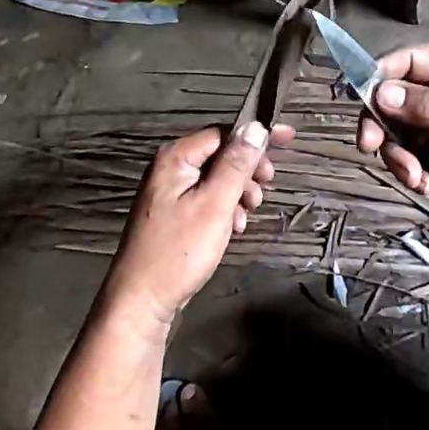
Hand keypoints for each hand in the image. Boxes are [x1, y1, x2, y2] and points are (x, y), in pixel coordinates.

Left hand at [103, 122, 293, 325]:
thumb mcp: (215, 204)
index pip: (223, 132)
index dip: (256, 135)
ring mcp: (169, 192)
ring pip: (217, 178)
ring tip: (249, 213)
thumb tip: (255, 127)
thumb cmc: (179, 251)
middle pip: (220, 153)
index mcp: (175, 158)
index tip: (286, 139)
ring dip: (239, 191)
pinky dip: (225, 207)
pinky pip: (207, 198)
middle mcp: (169, 168)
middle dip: (248, 168)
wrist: (141, 302)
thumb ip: (236, 164)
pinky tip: (234, 226)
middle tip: (269, 185)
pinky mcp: (173, 213)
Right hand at [356, 47, 428, 209]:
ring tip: (416, 179)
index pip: (405, 61)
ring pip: (395, 130)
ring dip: (397, 156)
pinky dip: (409, 169)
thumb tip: (381, 92)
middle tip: (371, 148)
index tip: (360, 100)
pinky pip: (407, 153)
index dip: (378, 76)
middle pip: (390, 98)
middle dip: (380, 125)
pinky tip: (426, 185)